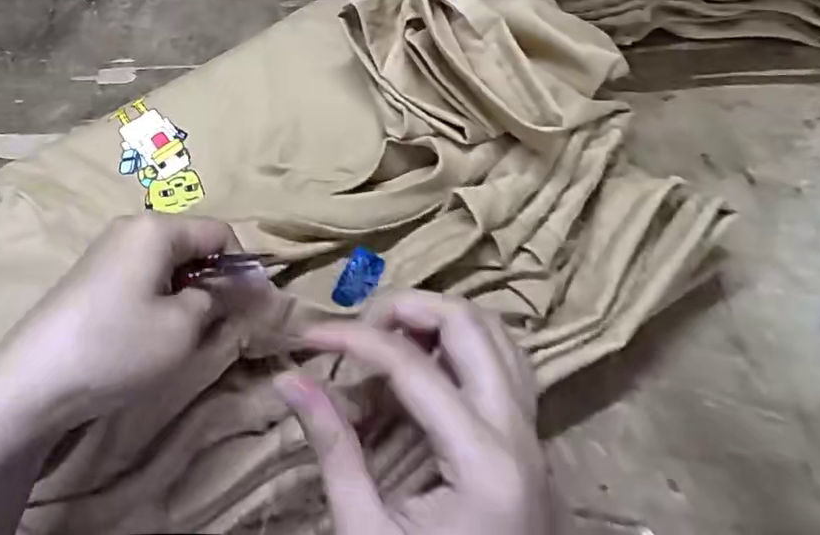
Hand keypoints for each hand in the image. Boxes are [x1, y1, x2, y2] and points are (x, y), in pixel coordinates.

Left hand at [0, 214, 252, 441]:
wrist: (37, 375)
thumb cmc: (118, 345)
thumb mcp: (182, 327)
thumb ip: (219, 299)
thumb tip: (248, 284)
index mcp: (156, 228)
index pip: (219, 232)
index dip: (243, 267)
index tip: (256, 309)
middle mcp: (132, 226)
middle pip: (192, 243)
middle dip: (216, 280)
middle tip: (225, 327)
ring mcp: (109, 248)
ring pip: (169, 261)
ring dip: (189, 291)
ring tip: (189, 334)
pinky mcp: (95, 272)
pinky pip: (144, 272)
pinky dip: (162, 295)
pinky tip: (155, 332)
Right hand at [276, 292, 548, 534]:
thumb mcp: (367, 531)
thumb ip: (333, 447)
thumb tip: (286, 377)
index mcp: (484, 464)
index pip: (409, 362)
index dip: (349, 336)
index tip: (306, 336)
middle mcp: (520, 438)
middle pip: (468, 324)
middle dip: (403, 307)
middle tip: (356, 328)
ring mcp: (533, 439)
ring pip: (495, 334)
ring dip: (436, 318)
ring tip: (386, 336)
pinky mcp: (529, 445)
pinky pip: (505, 362)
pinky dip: (460, 341)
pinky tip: (421, 361)